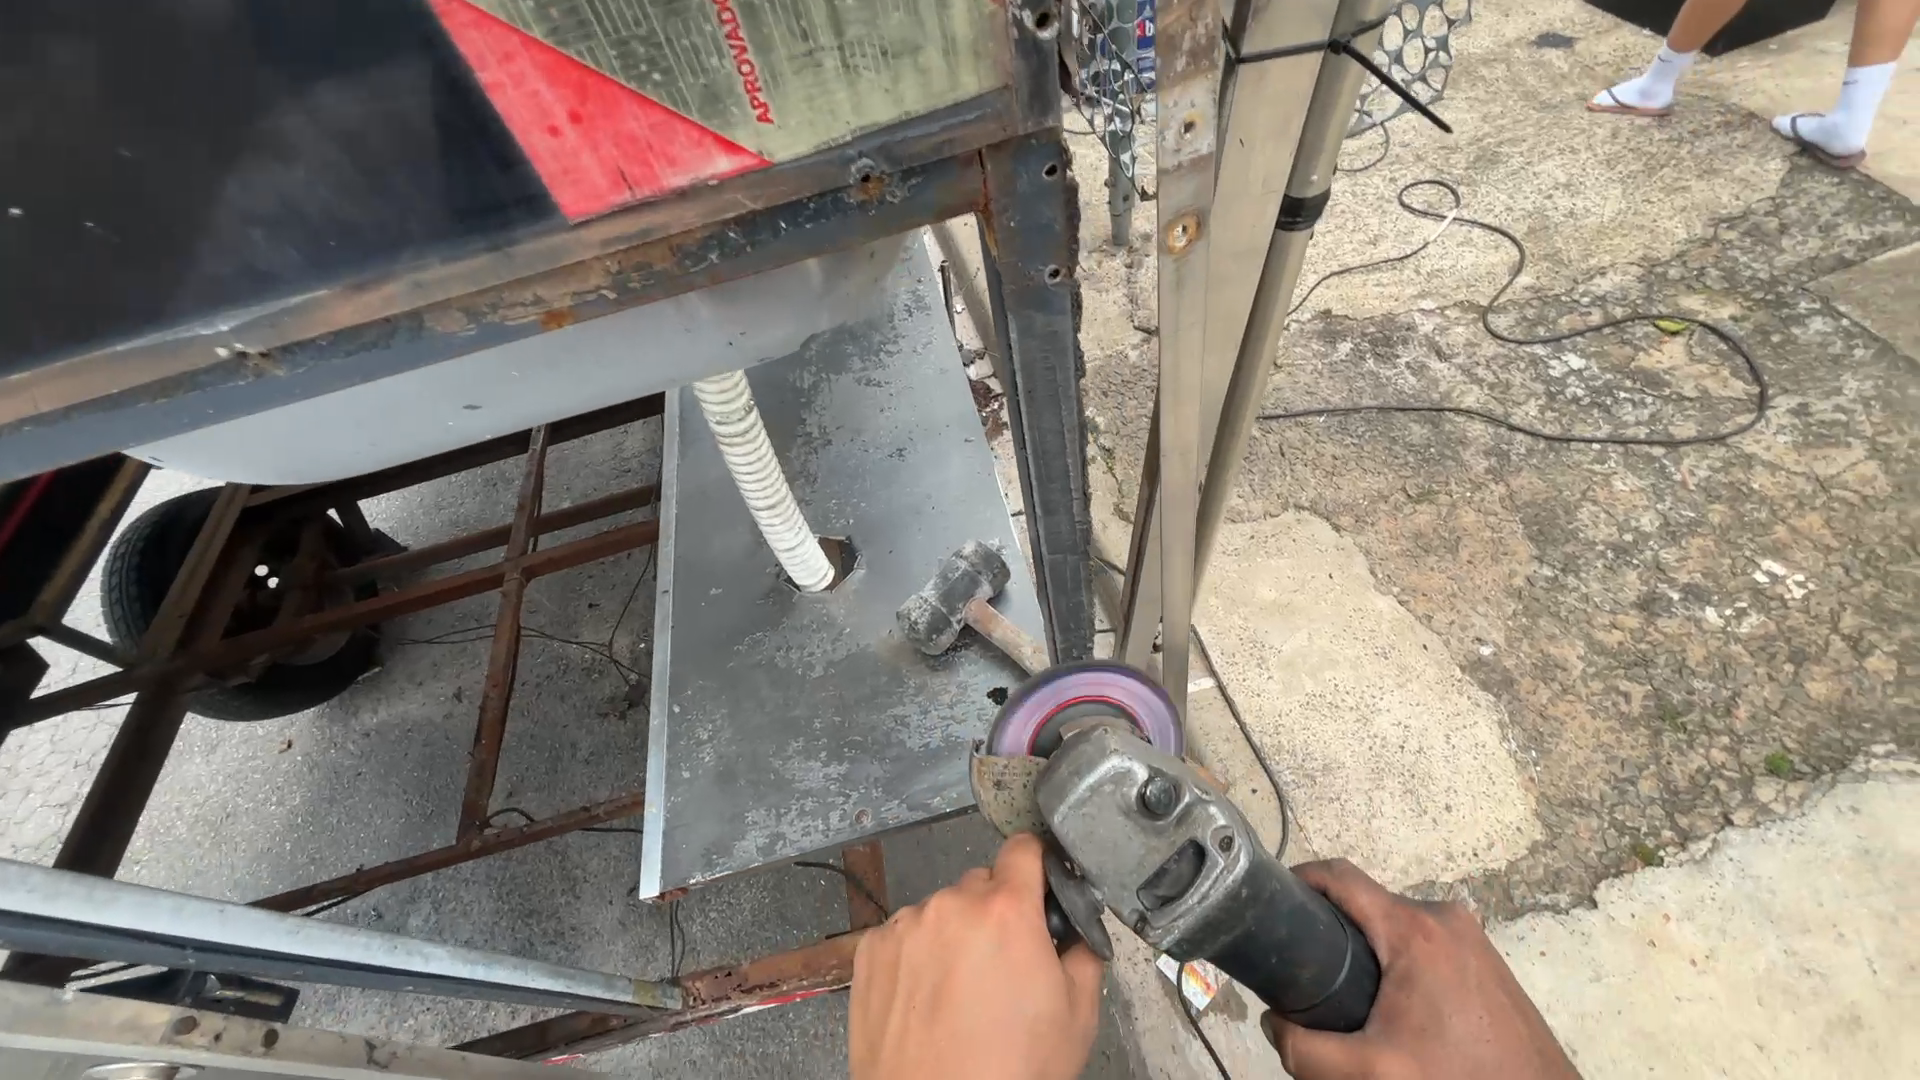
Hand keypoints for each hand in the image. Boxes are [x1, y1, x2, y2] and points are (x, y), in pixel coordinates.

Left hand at [849, 833, 1104, 1079]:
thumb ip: (1084, 953)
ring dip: (952, 934)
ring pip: (941, 910)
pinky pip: (904, 934)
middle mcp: (953, 903)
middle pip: (981, 884)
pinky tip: (924, 999)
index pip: (1023, 848)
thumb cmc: (1010, 1070)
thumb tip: (1076, 930)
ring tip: (958, 992)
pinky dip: (916, 956)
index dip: (1034, 865)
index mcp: (1006, 909)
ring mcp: (907, 924)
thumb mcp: (1077, 1017)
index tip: (1035, 885)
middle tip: (1000, 964)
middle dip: (994, 912)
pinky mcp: (872, 948)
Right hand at [1265, 859, 1579, 1079]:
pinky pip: (1423, 941)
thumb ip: (1306, 1051)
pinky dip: (1397, 959)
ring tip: (1347, 993)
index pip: (1339, 874)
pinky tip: (1393, 1005)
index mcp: (1413, 927)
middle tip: (1306, 967)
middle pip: (1365, 902)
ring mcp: (1471, 936)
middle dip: (1331, 926)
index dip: (1299, 878)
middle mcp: (1443, 917)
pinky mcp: (1487, 959)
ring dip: (1365, 946)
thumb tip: (1272, 1023)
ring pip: (1395, 923)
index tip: (1273, 902)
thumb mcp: (1373, 1074)